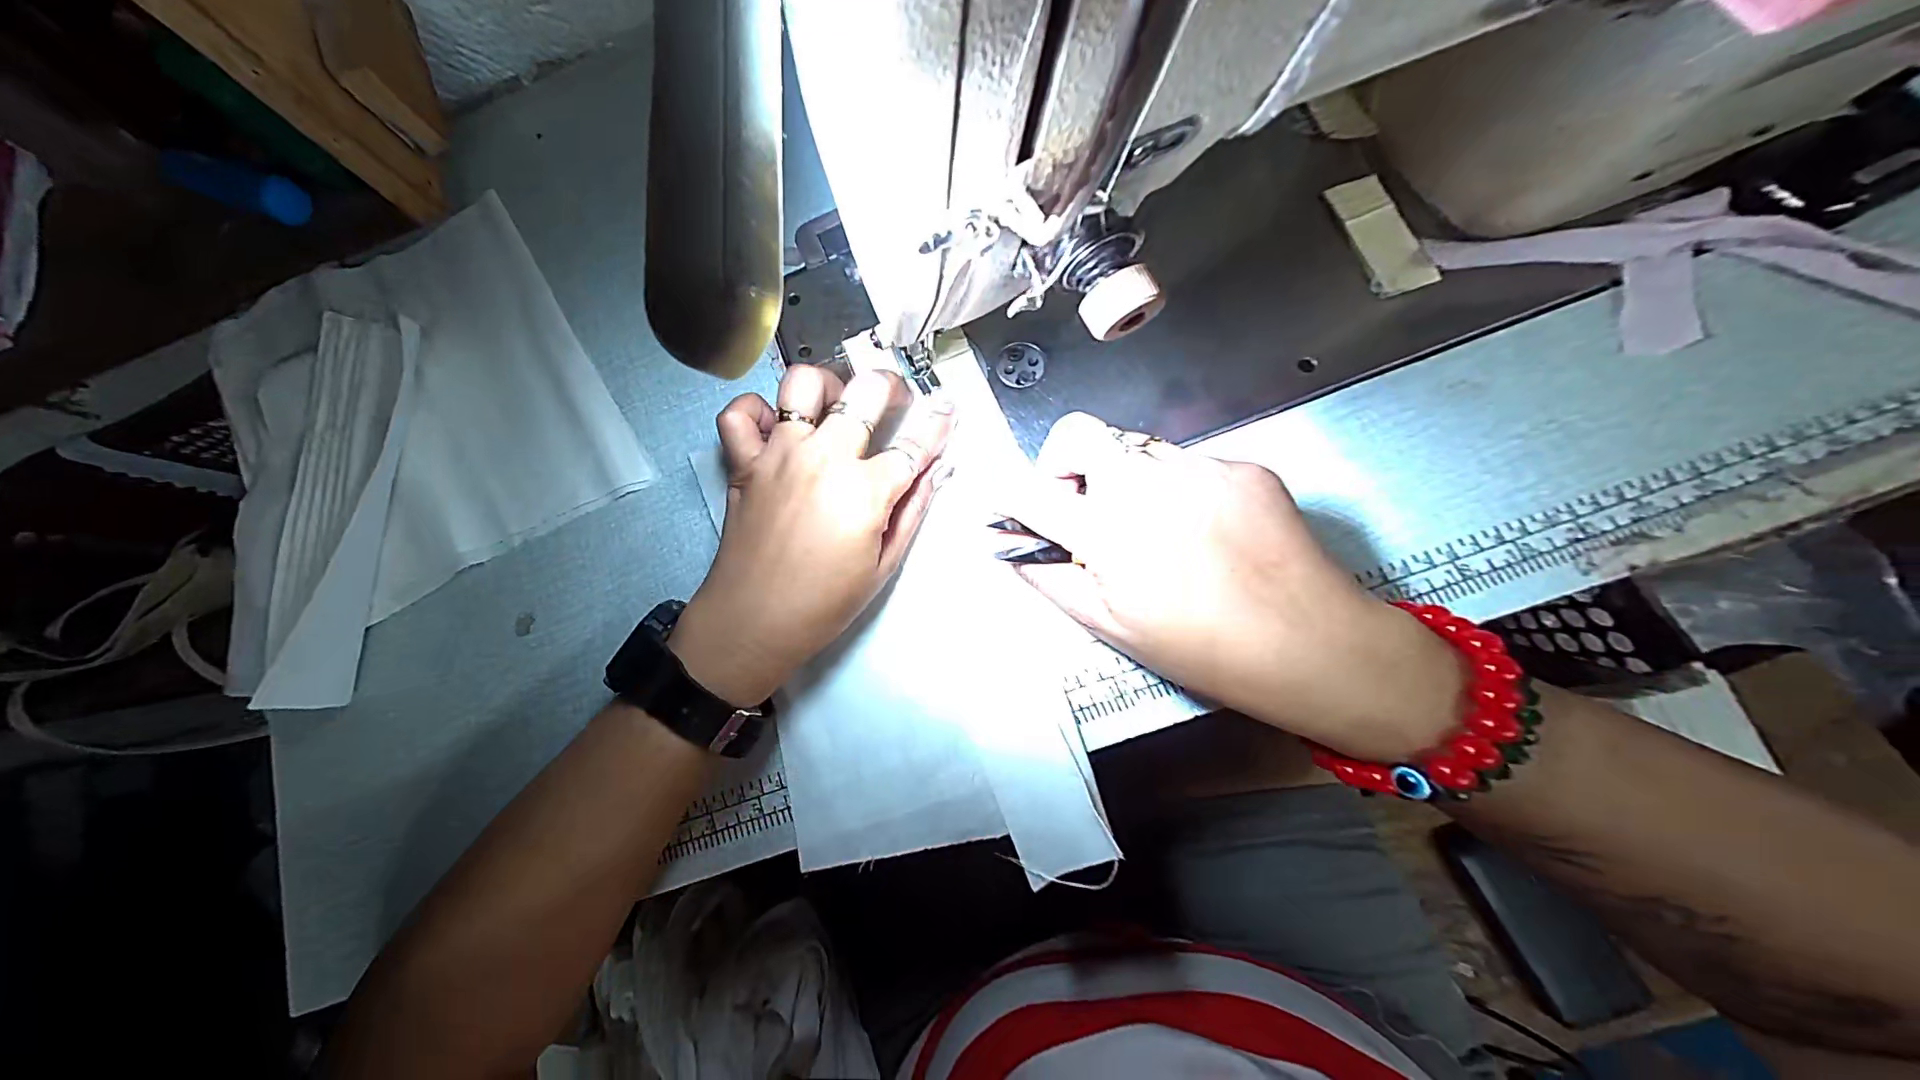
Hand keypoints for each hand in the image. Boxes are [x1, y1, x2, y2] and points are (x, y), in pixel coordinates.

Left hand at [669, 366, 956, 707]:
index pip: (914, 444)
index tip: (947, 408)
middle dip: (892, 386)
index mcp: (866, 490)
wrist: (754, 622)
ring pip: (803, 383)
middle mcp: (825, 459)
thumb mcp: (884, 565)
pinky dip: (756, 409)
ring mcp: (781, 455)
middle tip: (896, 399)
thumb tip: (932, 474)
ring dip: (827, 384)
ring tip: (836, 402)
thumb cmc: (822, 604)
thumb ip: (911, 511)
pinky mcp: (745, 463)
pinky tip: (777, 425)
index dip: (938, 423)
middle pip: (866, 393)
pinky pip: (741, 413)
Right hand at [997, 412, 1462, 761]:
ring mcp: (1198, 468)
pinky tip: (1208, 533)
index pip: (1029, 485)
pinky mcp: (1242, 466)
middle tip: (1085, 504)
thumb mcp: (1111, 624)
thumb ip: (1051, 577)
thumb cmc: (1201, 646)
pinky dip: (1183, 489)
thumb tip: (1012, 550)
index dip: (1014, 493)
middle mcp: (1146, 482)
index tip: (1019, 506)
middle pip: (1081, 434)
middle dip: (1067, 462)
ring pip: (1139, 450)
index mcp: (1106, 528)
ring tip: (1161, 532)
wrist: (1309, 642)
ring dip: (1130, 480)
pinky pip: (1192, 464)